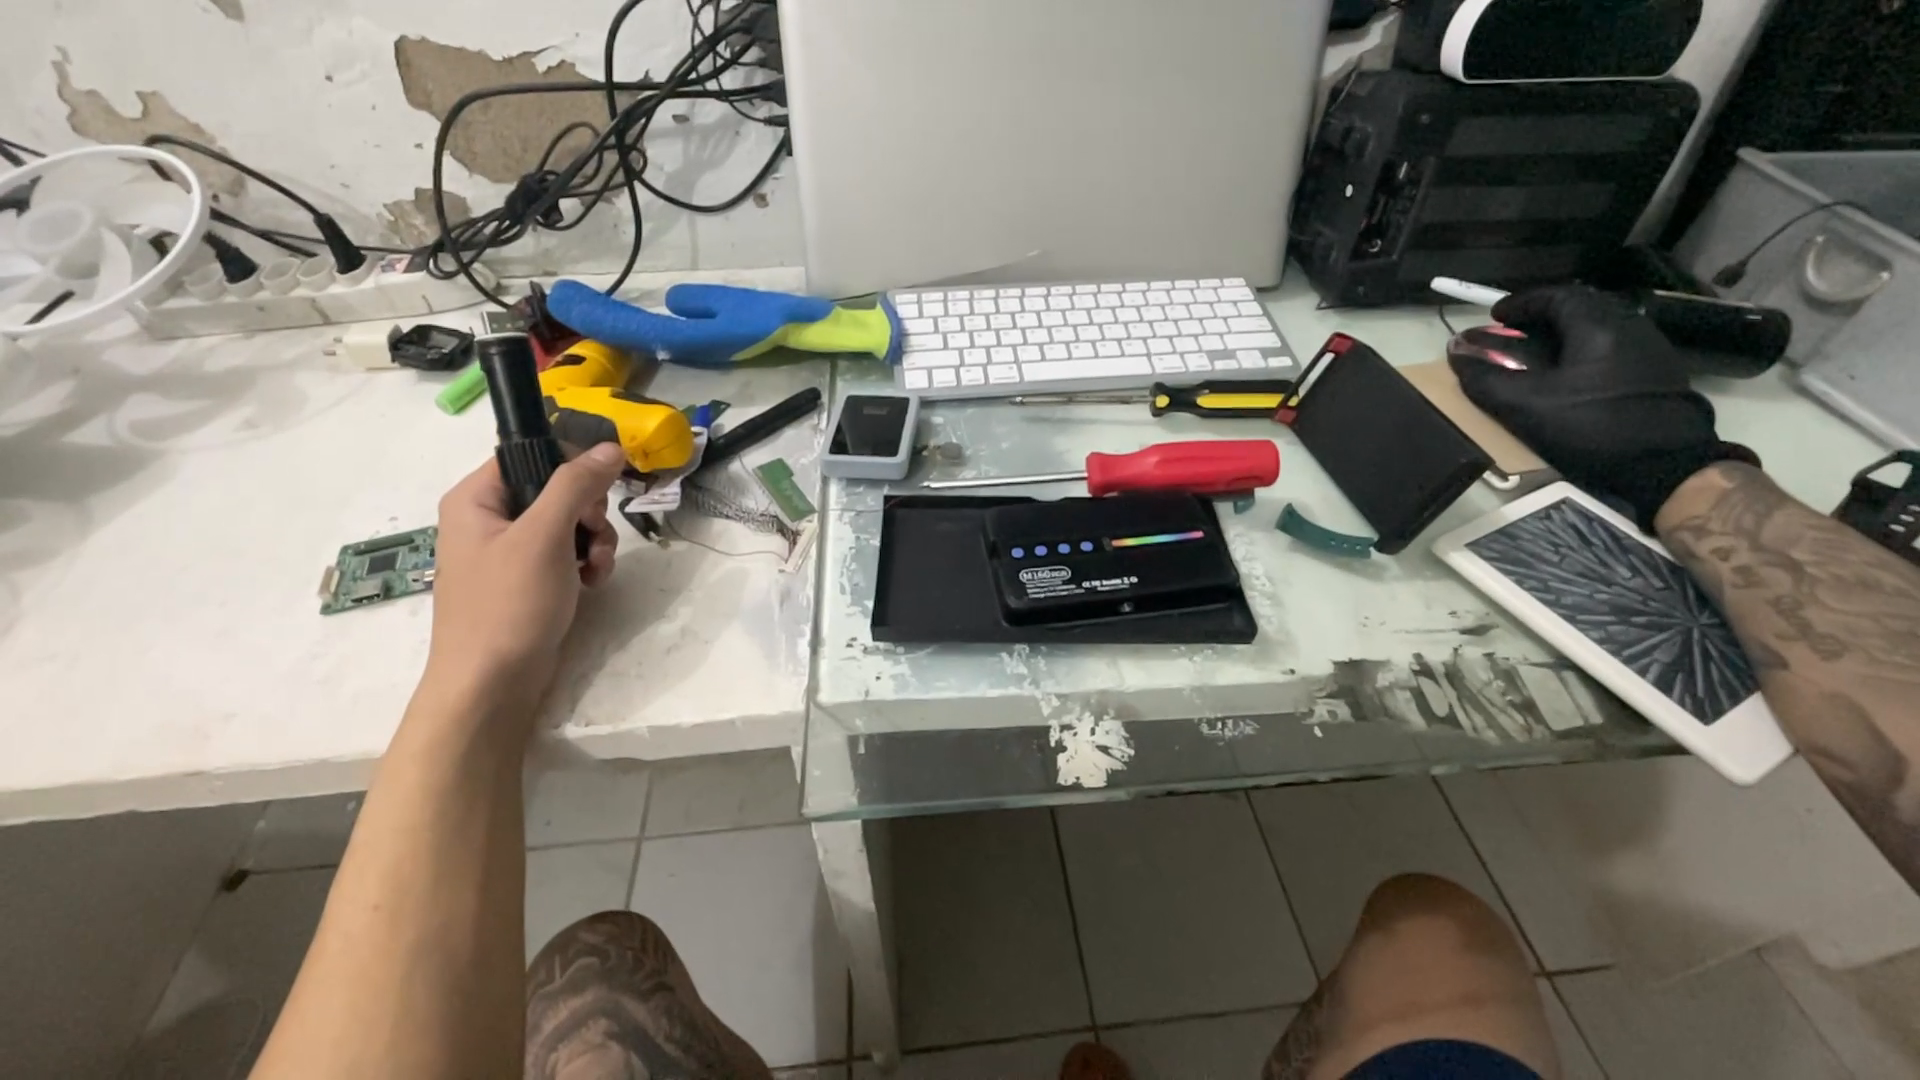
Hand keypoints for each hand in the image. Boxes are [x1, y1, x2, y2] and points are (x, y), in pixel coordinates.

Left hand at [422, 443, 624, 713]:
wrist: (492, 683)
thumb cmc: (508, 604)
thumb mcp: (545, 536)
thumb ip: (576, 485)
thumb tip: (609, 446)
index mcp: (475, 498)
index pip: (528, 455)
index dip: (570, 464)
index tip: (598, 490)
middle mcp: (489, 519)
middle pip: (555, 490)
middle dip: (589, 512)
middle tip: (594, 533)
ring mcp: (509, 552)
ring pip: (568, 523)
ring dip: (594, 541)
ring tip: (597, 568)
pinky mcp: (528, 580)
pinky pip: (566, 554)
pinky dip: (586, 564)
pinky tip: (593, 583)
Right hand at [1449, 285, 1752, 530]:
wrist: (1668, 464)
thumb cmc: (1592, 426)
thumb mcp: (1527, 406)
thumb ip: (1486, 380)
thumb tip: (1456, 355)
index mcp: (1599, 326)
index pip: (1557, 296)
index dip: (1522, 303)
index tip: (1495, 316)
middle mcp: (1628, 328)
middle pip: (1579, 310)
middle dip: (1539, 319)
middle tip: (1511, 335)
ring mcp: (1649, 352)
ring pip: (1596, 331)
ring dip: (1561, 338)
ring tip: (1534, 358)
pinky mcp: (1658, 376)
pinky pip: (1611, 351)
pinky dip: (1581, 355)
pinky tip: (1568, 381)